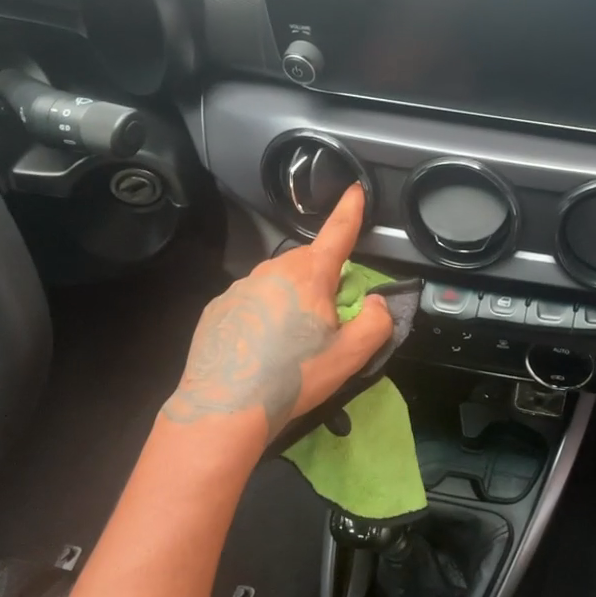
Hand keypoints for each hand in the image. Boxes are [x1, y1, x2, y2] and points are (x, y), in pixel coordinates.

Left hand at [160, 185, 393, 443]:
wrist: (226, 406)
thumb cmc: (295, 377)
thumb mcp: (352, 355)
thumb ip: (377, 322)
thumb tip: (376, 303)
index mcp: (309, 275)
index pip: (337, 233)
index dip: (350, 211)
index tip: (355, 189)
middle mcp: (272, 271)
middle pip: (308, 265)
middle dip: (322, 283)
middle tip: (327, 324)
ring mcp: (240, 288)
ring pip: (278, 285)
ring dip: (291, 303)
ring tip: (292, 346)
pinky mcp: (218, 309)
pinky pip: (252, 304)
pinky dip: (263, 319)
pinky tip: (263, 353)